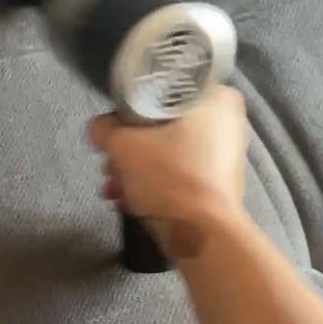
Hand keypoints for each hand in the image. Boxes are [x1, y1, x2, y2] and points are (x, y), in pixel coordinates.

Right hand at [89, 86, 248, 240]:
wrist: (201, 232)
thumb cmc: (169, 178)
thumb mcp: (124, 147)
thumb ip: (104, 130)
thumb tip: (97, 128)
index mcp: (214, 96)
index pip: (161, 91)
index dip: (129, 114)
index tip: (112, 137)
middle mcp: (225, 119)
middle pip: (160, 127)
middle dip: (127, 151)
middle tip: (109, 169)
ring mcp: (224, 152)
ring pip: (165, 152)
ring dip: (134, 171)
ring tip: (114, 191)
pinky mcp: (217, 181)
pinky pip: (177, 172)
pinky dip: (153, 184)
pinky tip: (132, 201)